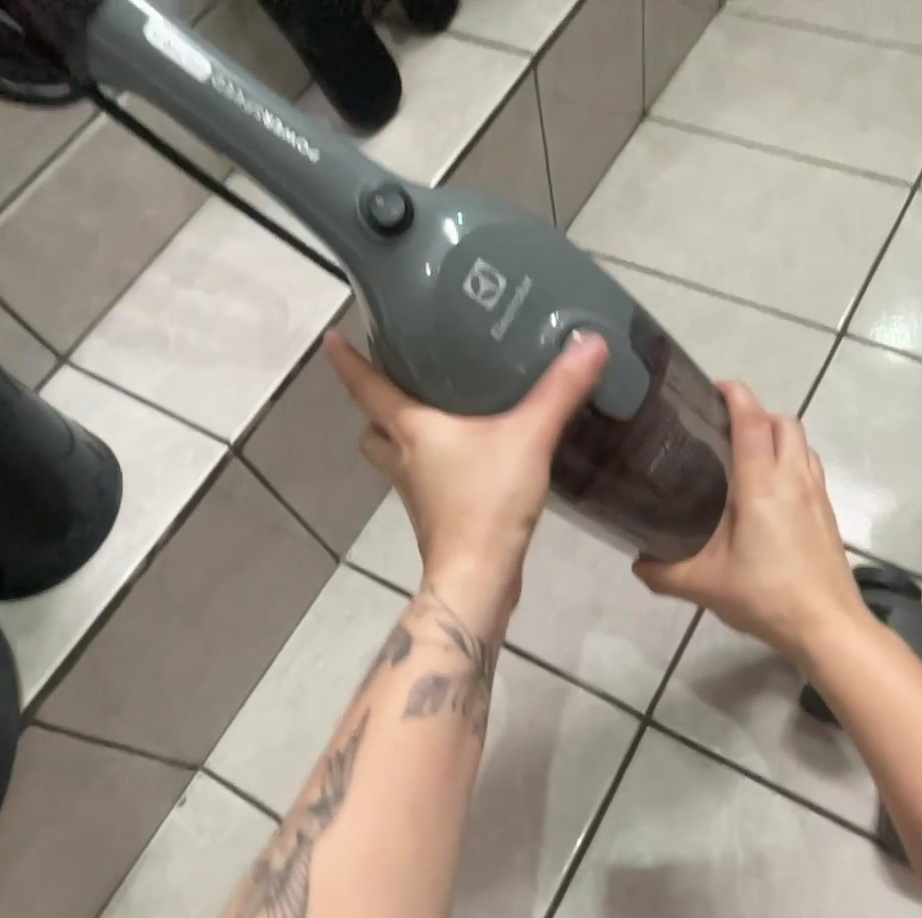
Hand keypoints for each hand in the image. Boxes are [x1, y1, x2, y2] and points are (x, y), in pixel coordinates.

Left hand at [326, 330, 606, 637]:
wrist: (478, 575)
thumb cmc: (488, 501)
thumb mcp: (529, 437)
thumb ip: (560, 390)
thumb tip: (591, 341)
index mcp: (411, 429)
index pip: (365, 387)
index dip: (347, 361)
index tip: (330, 337)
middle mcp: (403, 458)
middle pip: (372, 427)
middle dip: (376, 407)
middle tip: (399, 382)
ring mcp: (415, 492)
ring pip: (392, 457)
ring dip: (401, 439)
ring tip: (434, 417)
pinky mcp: (434, 516)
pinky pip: (421, 481)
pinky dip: (431, 466)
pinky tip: (465, 459)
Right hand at [632, 382, 870, 660]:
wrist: (827, 626)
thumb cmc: (765, 597)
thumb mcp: (703, 586)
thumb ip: (663, 572)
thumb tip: (636, 561)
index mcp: (761, 485)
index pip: (752, 421)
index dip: (735, 395)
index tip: (713, 387)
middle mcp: (793, 479)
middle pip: (783, 422)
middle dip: (755, 412)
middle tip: (722, 428)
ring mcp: (816, 494)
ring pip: (801, 442)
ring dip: (776, 435)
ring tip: (745, 454)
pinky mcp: (827, 512)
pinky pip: (810, 467)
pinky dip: (791, 460)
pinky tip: (770, 490)